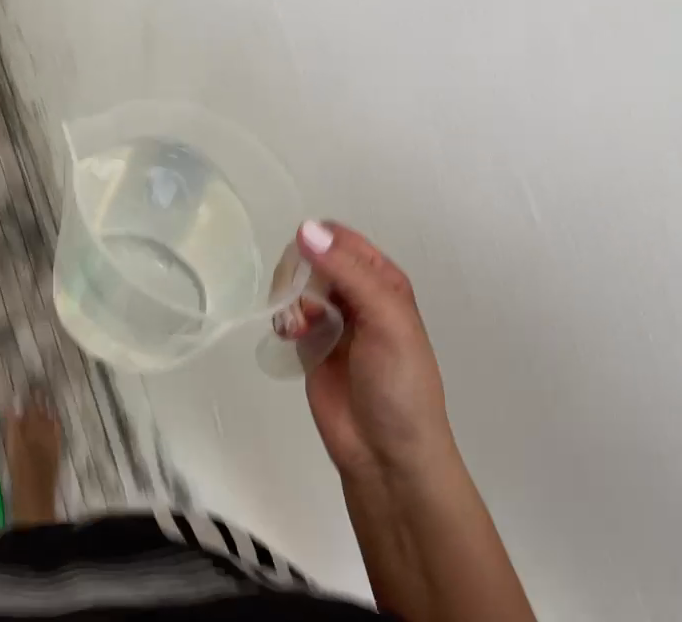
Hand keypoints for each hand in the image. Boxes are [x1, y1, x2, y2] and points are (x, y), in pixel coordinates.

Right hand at [296, 220, 454, 481]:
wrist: (386, 454)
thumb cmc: (398, 383)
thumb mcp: (385, 319)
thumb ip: (346, 272)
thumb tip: (304, 228)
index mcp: (382, 280)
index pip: (341, 239)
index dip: (319, 245)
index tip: (308, 268)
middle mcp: (355, 294)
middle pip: (310, 258)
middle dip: (299, 274)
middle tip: (305, 303)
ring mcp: (331, 319)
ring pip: (294, 284)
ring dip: (288, 298)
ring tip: (298, 326)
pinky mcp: (309, 343)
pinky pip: (286, 314)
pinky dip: (282, 319)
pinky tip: (289, 337)